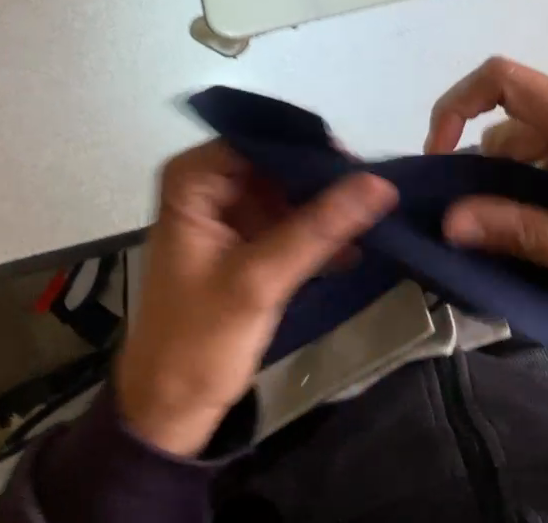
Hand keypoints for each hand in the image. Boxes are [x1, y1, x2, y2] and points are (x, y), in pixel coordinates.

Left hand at [115, 142, 396, 455]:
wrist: (168, 409)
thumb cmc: (197, 341)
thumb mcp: (259, 280)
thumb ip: (318, 228)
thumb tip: (379, 182)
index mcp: (191, 180)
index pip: (258, 139)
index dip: (307, 148)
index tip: (358, 166)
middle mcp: (205, 185)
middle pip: (275, 164)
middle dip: (321, 181)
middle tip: (375, 195)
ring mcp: (224, 214)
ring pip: (286, 192)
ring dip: (324, 211)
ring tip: (373, 221)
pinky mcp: (241, 243)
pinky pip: (285, 223)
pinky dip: (314, 236)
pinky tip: (353, 249)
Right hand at [428, 58, 547, 367]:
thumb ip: (523, 232)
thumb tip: (449, 220)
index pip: (505, 82)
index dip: (455, 106)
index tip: (438, 160)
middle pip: (516, 120)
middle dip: (486, 169)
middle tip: (478, 228)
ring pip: (537, 139)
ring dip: (517, 182)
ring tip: (520, 239)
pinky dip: (543, 183)